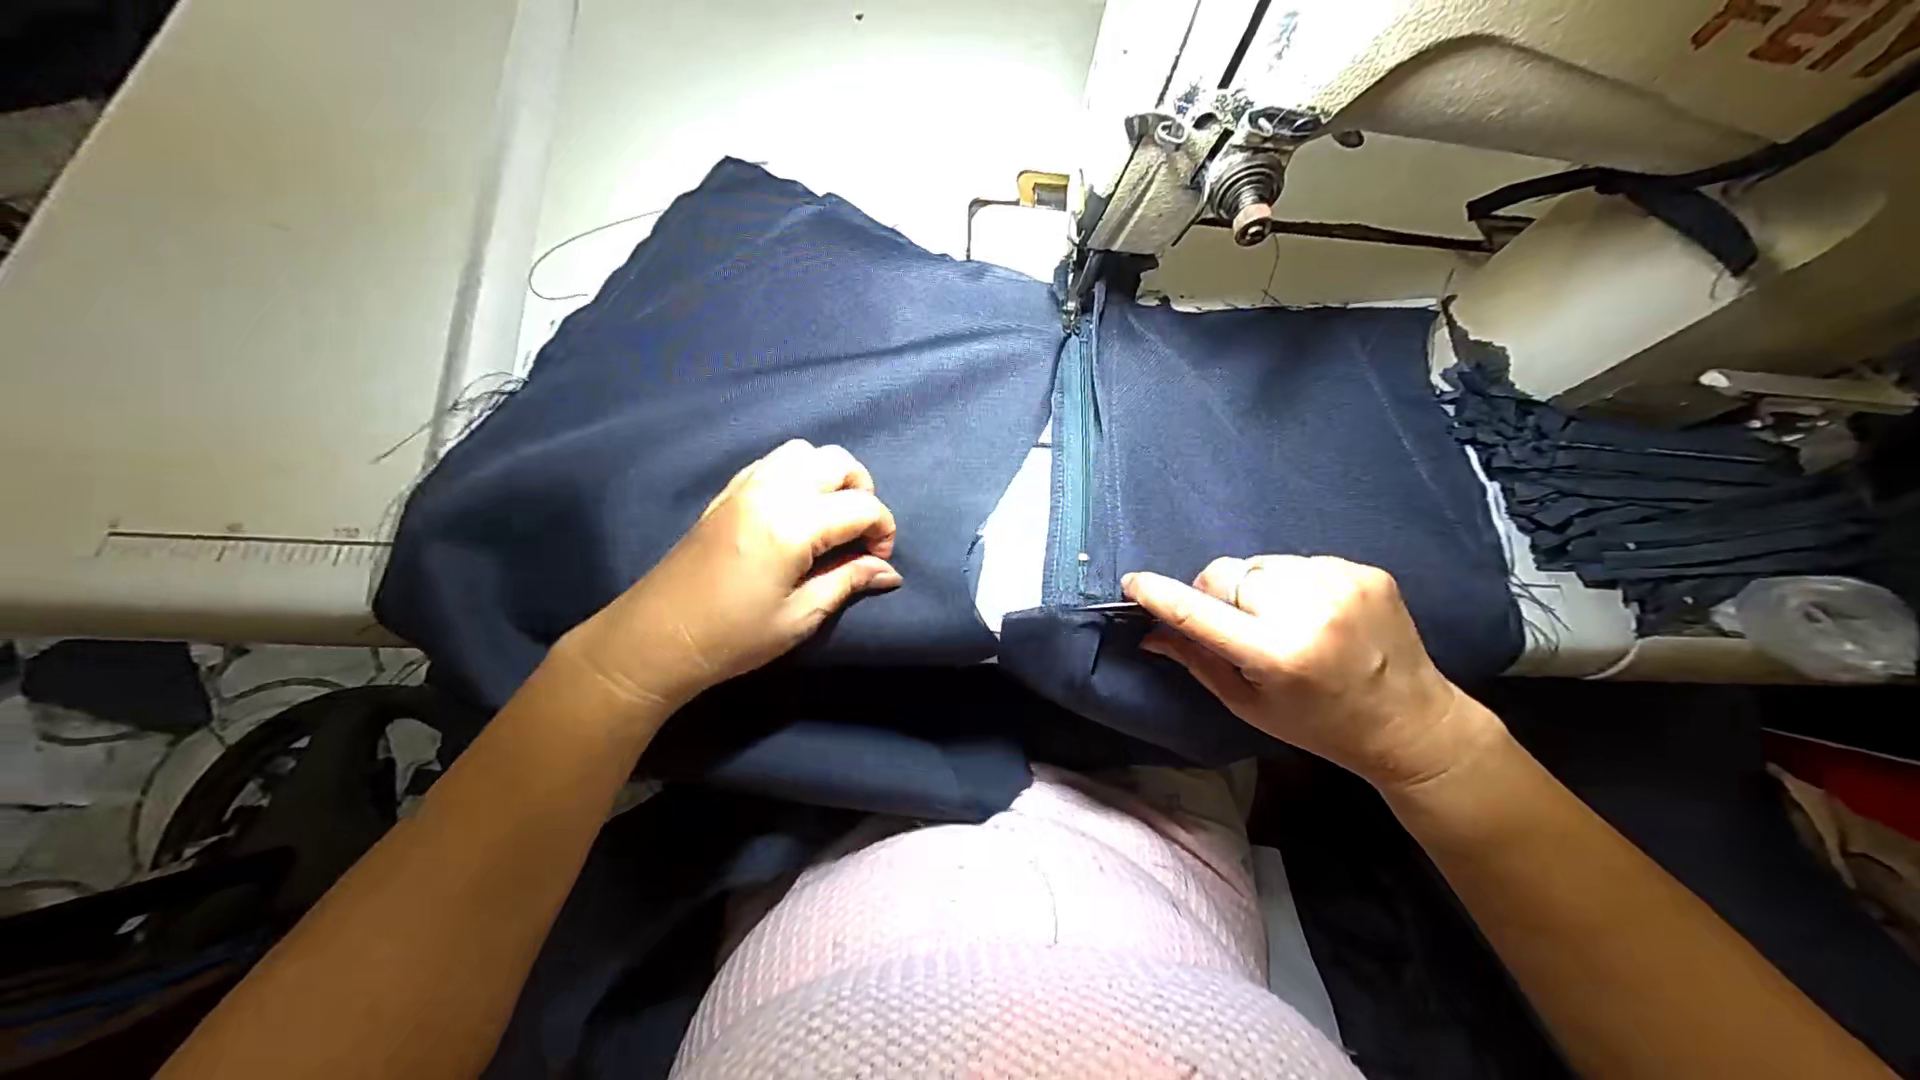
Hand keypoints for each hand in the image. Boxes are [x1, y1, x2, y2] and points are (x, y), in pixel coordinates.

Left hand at [553, 439, 901, 713]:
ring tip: (830, 518)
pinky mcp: (727, 493)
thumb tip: (889, 571)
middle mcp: (770, 492)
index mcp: (792, 524)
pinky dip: (798, 474)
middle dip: (862, 491)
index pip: (862, 506)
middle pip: (837, 461)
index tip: (878, 562)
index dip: (883, 531)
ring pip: (804, 452)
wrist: (657, 638)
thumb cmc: (734, 637)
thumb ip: (848, 581)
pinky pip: (773, 461)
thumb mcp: (800, 616)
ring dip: (829, 476)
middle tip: (859, 534)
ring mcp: (744, 486)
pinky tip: (796, 512)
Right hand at [1123, 555, 1501, 791]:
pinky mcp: (1364, 571)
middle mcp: (1310, 611)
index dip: (1160, 595)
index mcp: (1278, 654)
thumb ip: (1196, 660)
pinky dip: (1291, 584)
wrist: (1412, 722)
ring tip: (1281, 621)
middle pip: (1226, 573)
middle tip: (1235, 625)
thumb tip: (1148, 632)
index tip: (1133, 583)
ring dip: (1255, 587)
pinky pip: (1297, 563)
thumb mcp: (1247, 703)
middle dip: (1217, 594)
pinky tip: (1313, 614)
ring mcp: (1342, 584)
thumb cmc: (1319, 724)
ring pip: (1259, 564)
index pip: (1201, 613)